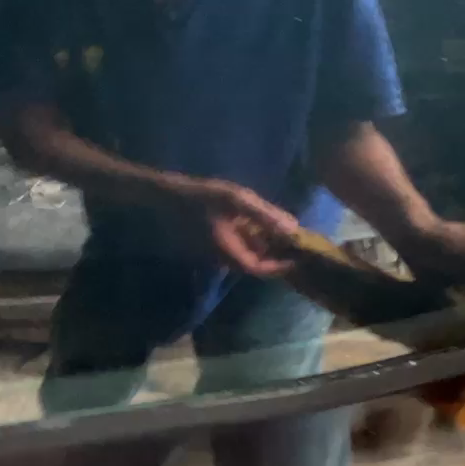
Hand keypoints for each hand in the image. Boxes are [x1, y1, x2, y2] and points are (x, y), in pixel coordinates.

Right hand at [168, 178, 297, 275]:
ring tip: (279, 229)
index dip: (279, 266)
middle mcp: (221, 258)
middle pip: (253, 263)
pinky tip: (256, 222)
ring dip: (262, 245)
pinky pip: (235, 247)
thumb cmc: (201, 197)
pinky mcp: (210, 245)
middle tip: (293, 241)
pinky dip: (249, 238)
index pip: (259, 269)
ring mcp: (214, 253)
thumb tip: (293, 228)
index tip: (297, 257)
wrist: (166, 196)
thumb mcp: (236, 200)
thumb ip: (264, 215)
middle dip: (273, 255)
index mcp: (228, 251)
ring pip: (244, 255)